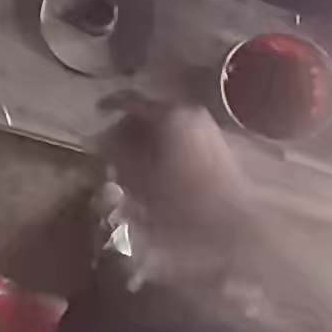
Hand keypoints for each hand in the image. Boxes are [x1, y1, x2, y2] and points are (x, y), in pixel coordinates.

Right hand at [101, 100, 250, 228]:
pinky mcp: (219, 151)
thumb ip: (116, 152)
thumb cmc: (181, 204)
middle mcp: (192, 114)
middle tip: (109, 150)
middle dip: (127, 130)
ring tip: (129, 166)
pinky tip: (154, 173)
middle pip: (151, 113)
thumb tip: (101, 138)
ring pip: (167, 128)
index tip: (95, 118)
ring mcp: (209, 131)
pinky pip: (182, 140)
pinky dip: (164, 151)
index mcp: (172, 115)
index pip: (131, 101)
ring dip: (146, 143)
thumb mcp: (138, 178)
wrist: (235, 230)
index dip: (109, 108)